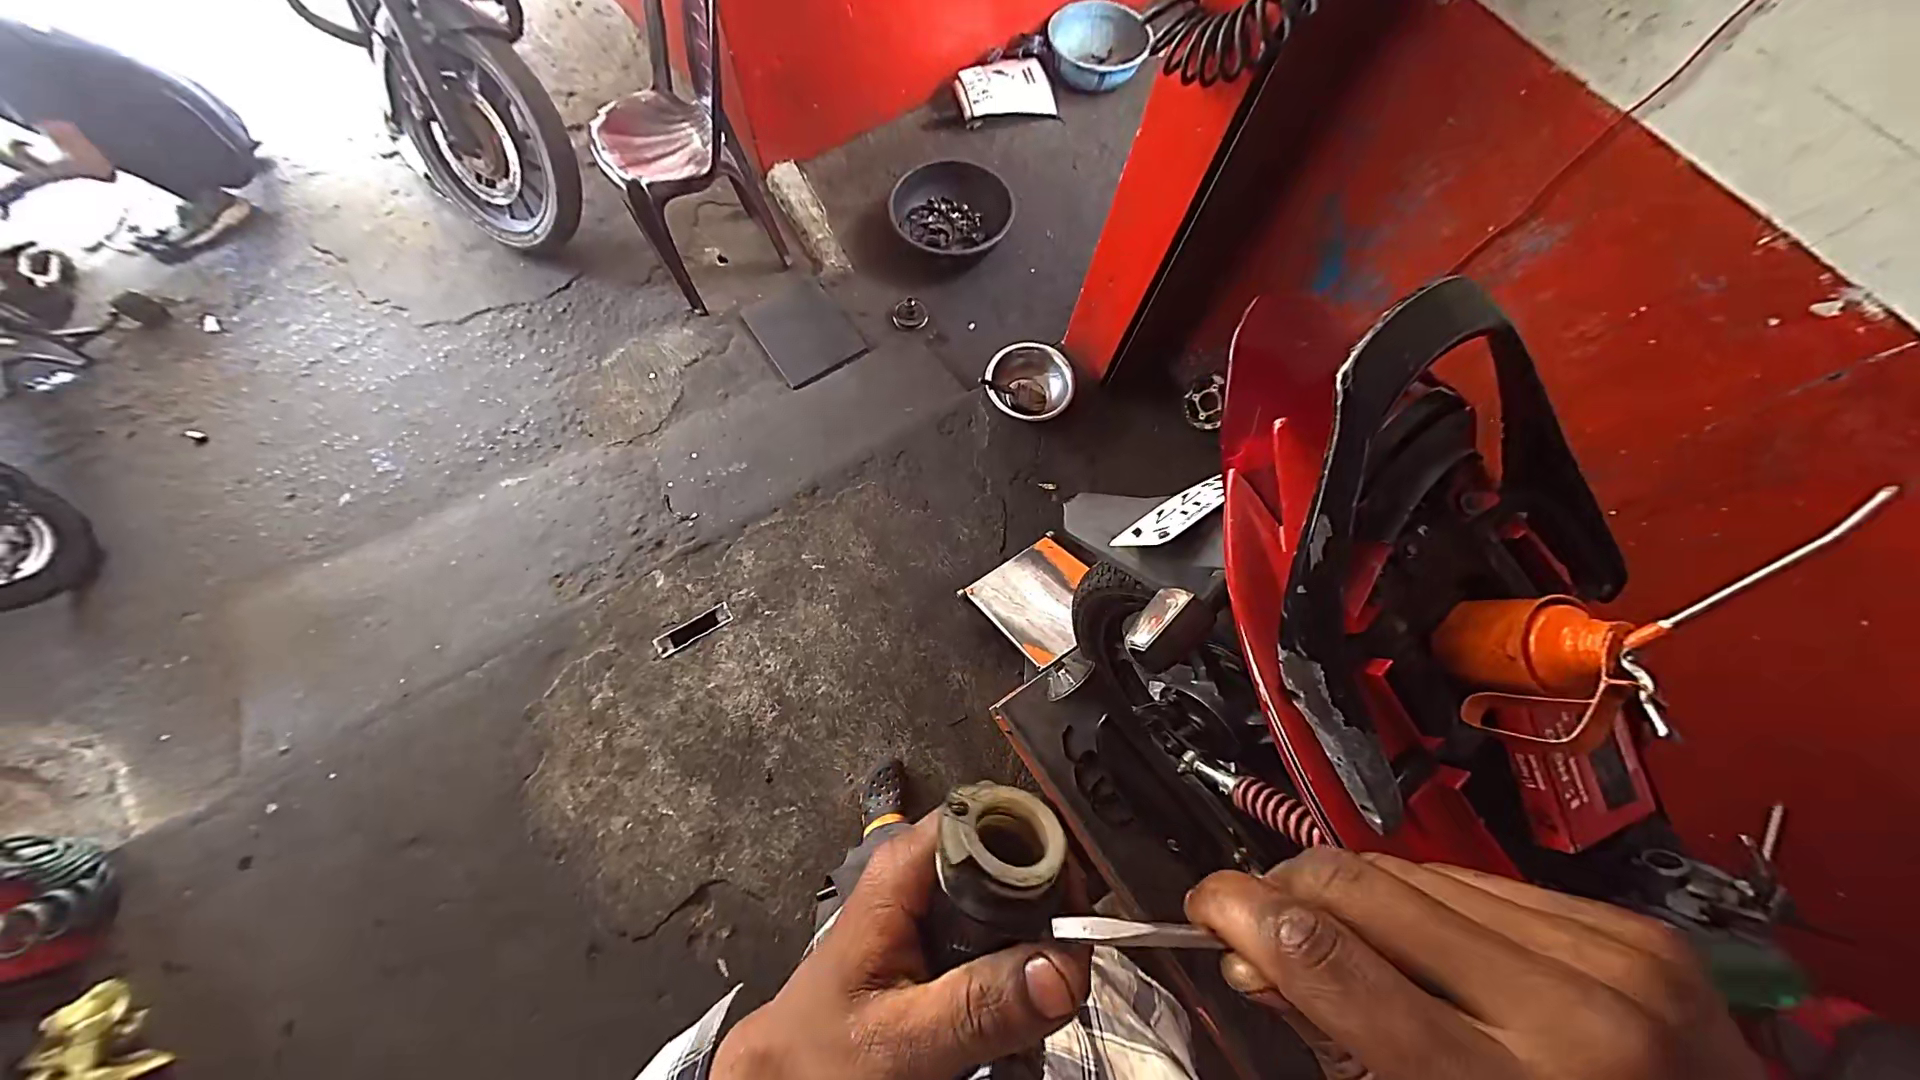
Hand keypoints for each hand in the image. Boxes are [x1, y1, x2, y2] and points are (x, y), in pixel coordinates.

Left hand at [712, 815, 1090, 1079]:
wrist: (784, 1074)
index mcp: (906, 866)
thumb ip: (978, 1006)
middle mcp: (920, 868)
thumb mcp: (900, 1040)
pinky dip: (1017, 953)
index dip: (1040, 845)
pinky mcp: (934, 931)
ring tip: (1055, 979)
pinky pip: (992, 925)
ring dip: (1037, 931)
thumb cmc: (823, 1053)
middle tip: (1073, 953)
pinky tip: (1023, 992)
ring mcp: (928, 899)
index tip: (1077, 897)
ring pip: (1004, 891)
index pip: (989, 817)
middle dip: (1047, 897)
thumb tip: (1065, 969)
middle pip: (1005, 852)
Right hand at [1186, 848, 1765, 1079]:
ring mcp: (1614, 965)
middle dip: (1283, 888)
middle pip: (1355, 885)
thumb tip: (1250, 952)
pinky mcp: (1631, 933)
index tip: (1208, 904)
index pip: (1332, 959)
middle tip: (1259, 914)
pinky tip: (1424, 939)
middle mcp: (1573, 1019)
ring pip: (1399, 869)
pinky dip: (1417, 898)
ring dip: (1347, 892)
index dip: (1245, 914)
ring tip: (1347, 933)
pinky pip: (1462, 877)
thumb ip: (1330, 1033)